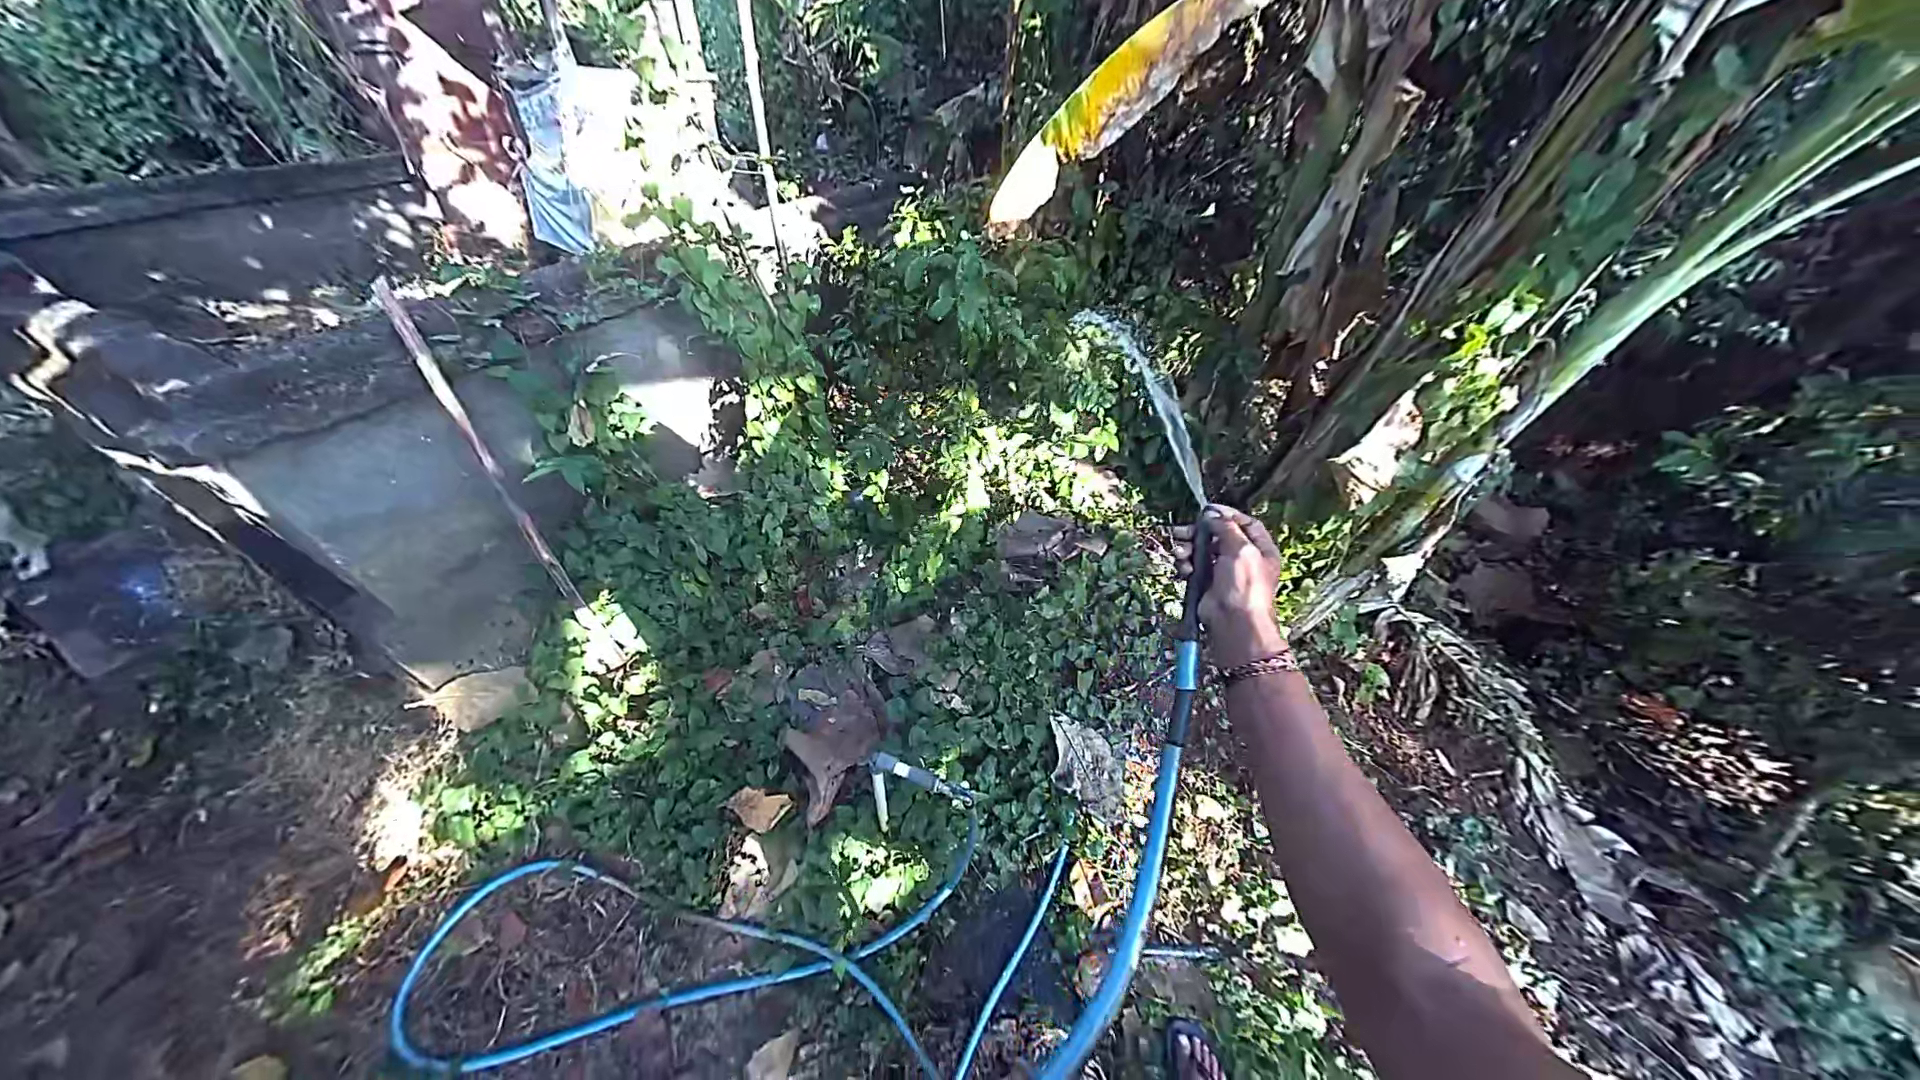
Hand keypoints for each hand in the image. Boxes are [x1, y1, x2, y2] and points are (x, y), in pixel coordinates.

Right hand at [1174, 504, 1287, 666]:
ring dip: (1188, 549)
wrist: (1233, 622)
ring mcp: (1224, 572)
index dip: (1227, 515)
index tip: (1208, 510)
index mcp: (1261, 550)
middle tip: (1182, 532)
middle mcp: (1243, 559)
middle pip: (1218, 536)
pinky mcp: (1207, 583)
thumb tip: (1212, 514)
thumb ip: (1226, 528)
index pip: (1245, 524)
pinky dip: (1186, 564)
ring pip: (1202, 551)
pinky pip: (1194, 566)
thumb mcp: (1241, 550)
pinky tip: (1183, 568)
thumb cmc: (1244, 586)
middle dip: (1199, 533)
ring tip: (1180, 553)